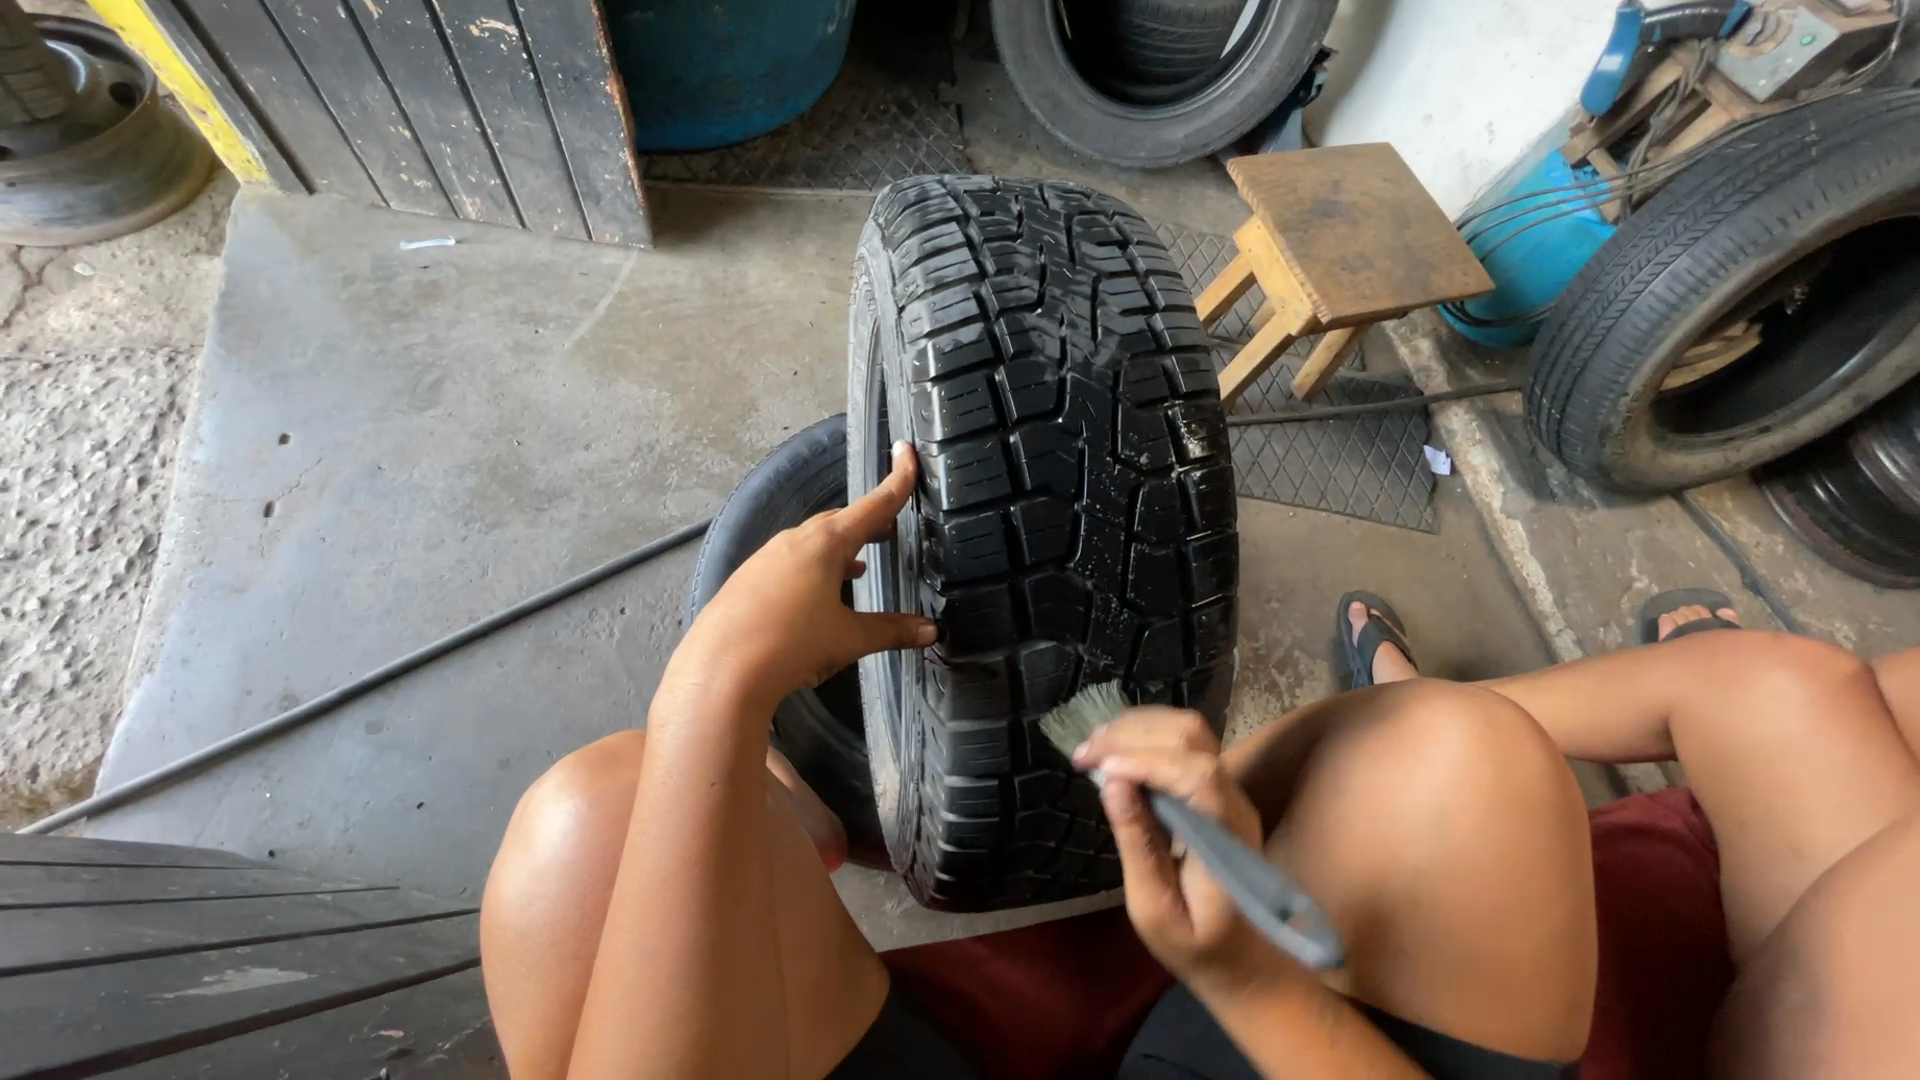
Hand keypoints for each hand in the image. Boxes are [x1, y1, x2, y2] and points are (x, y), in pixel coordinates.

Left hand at [668, 440, 936, 712]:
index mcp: (825, 543)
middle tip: (890, 530)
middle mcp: (793, 542)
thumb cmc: (791, 644)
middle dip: (866, 523)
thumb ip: (891, 631)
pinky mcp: (746, 581)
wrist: (719, 672)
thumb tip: (929, 631)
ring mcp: (765, 559)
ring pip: (811, 543)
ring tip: (859, 566)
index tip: (906, 453)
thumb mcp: (849, 638)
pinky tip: (816, 593)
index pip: (872, 505)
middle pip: (838, 522)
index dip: (896, 481)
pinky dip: (812, 568)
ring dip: (838, 549)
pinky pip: (788, 563)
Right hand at [1075, 708, 1302, 994]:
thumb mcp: (1156, 911)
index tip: (1098, 770)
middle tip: (1083, 754)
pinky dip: (1145, 734)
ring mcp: (1228, 790)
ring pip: (1189, 729)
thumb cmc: (1199, 945)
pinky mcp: (1214, 787)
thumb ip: (1138, 845)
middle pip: (1192, 737)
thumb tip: (1112, 783)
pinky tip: (1115, 749)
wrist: (1245, 960)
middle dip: (1132, 735)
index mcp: (1226, 836)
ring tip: (1093, 746)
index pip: (1196, 774)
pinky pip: (1184, 742)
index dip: (1145, 761)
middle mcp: (1234, 801)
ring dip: (1137, 727)